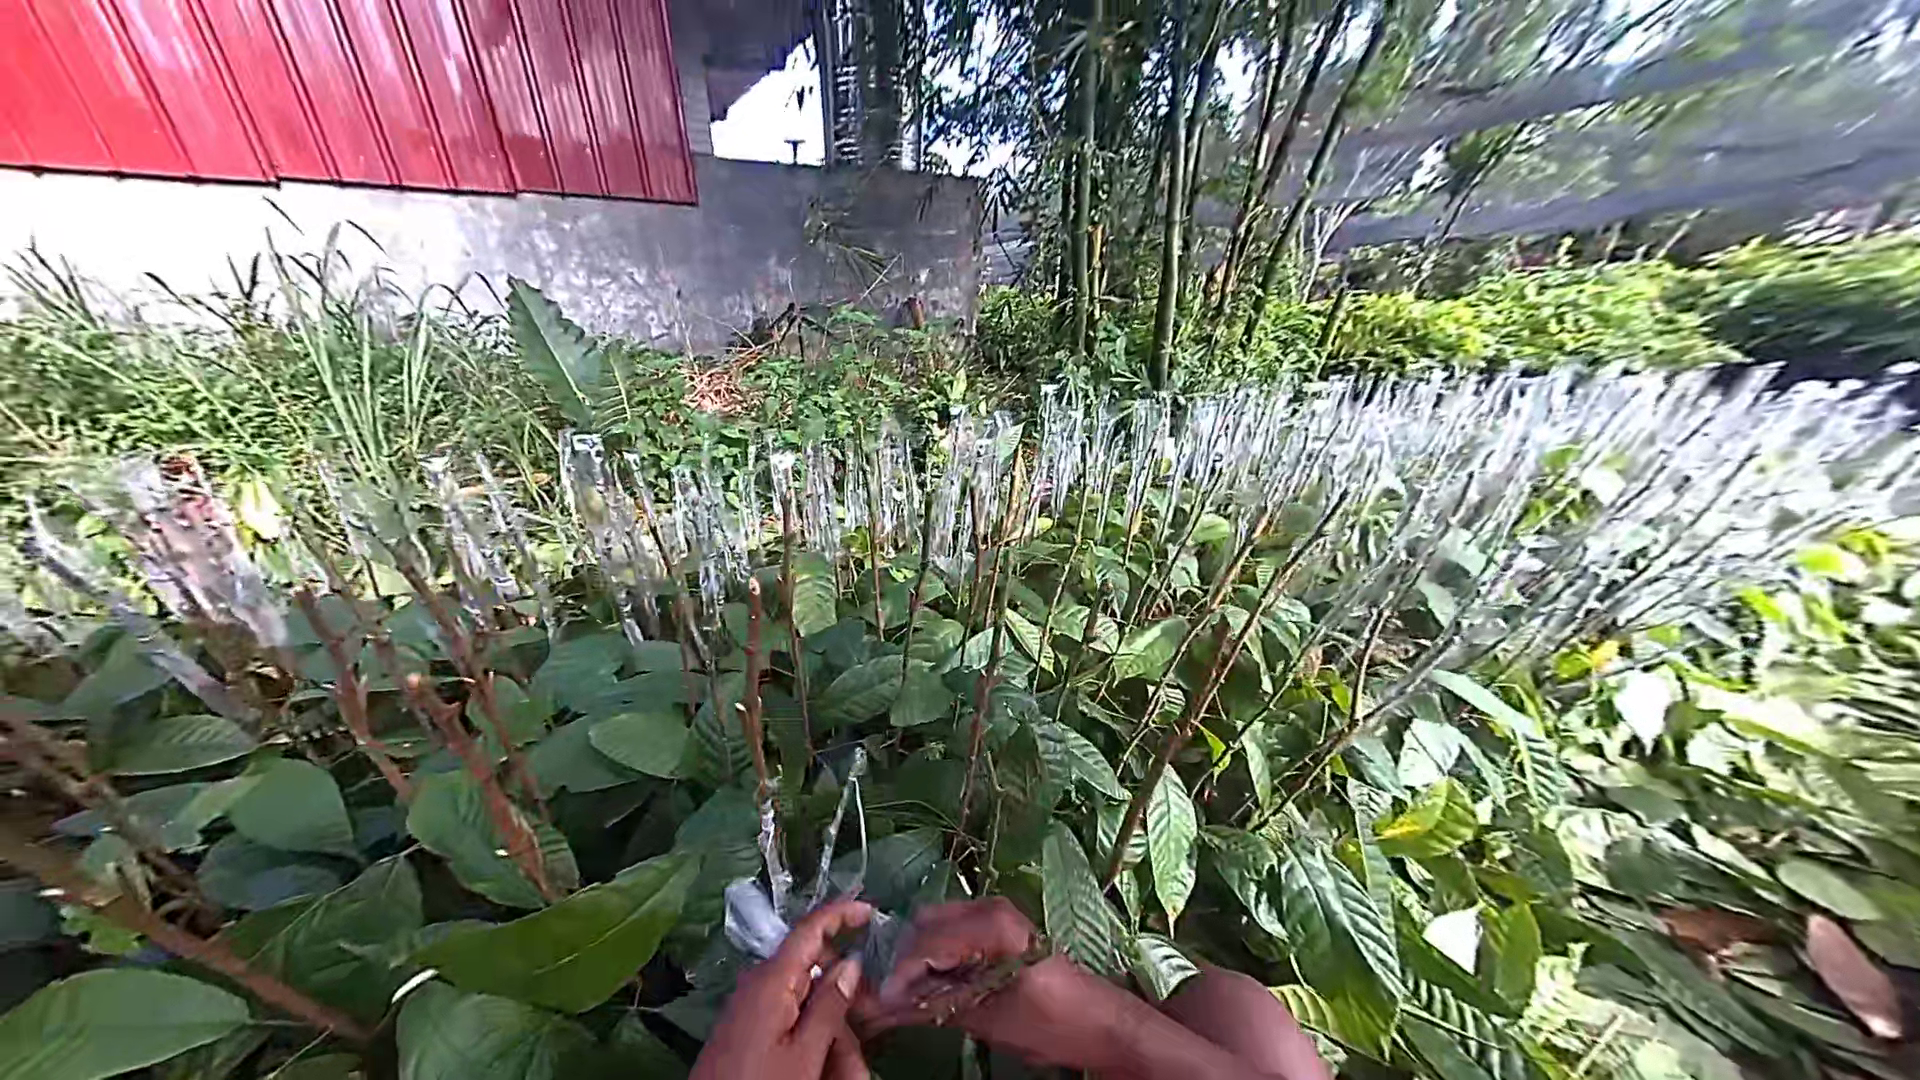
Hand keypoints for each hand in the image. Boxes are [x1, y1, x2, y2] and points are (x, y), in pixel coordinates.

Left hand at [691, 897, 873, 1079]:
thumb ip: (829, 1005)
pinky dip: (809, 1027)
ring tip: (846, 1062)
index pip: (810, 928)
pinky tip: (822, 1059)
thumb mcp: (803, 1057)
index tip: (869, 911)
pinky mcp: (745, 1026)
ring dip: (827, 1016)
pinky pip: (786, 1012)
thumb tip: (851, 962)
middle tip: (869, 1012)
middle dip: (840, 984)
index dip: (841, 913)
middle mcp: (759, 982)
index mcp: (772, 978)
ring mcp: (749, 1004)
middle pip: (811, 964)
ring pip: (802, 993)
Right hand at [857, 898, 1131, 1071]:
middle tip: (892, 999)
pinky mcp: (996, 921)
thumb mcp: (988, 1020)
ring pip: (936, 922)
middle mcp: (987, 905)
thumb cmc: (1049, 1022)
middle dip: (905, 959)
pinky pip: (953, 926)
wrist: (1096, 1019)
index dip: (899, 974)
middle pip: (926, 922)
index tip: (879, 1003)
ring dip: (920, 954)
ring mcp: (992, 909)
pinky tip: (934, 981)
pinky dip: (938, 950)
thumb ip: (935, 1006)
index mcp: (990, 924)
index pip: (927, 942)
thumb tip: (885, 1008)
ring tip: (911, 994)